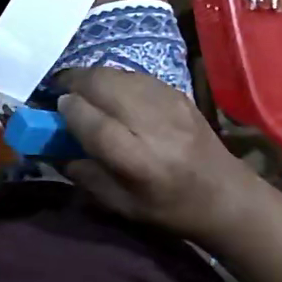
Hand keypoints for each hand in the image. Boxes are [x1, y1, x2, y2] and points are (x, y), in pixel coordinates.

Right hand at [55, 68, 257, 243]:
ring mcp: (169, 104)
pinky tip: (111, 92)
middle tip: (61, 90)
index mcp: (140, 162)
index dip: (70, 110)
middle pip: (104, 85)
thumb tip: (55, 147)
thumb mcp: (121, 205)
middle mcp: (154, 127)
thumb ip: (85, 175)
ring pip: (118, 74)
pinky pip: (135, 75)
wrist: (226, 195)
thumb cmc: (169, 208)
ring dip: (93, 77)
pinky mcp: (178, 93)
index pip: (95, 124)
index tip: (56, 106)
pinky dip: (115, 79)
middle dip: (75, 82)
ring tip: (82, 89)